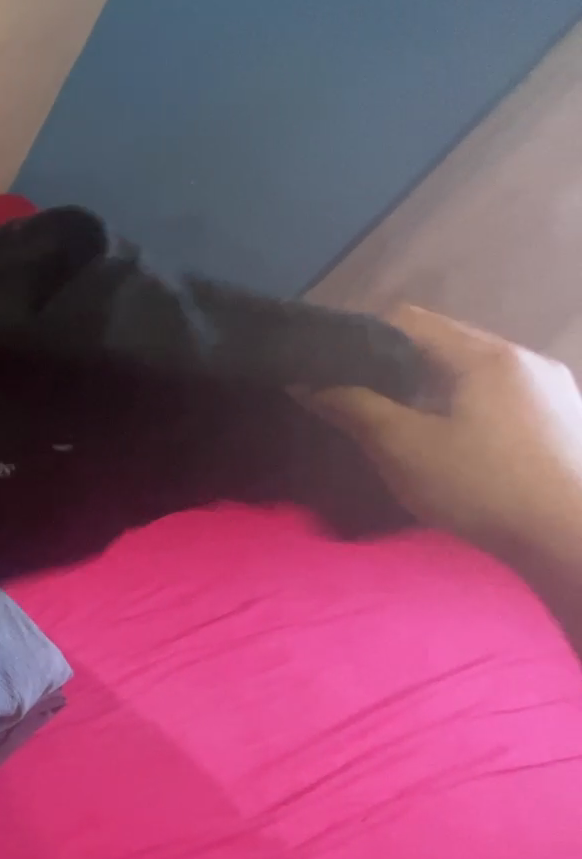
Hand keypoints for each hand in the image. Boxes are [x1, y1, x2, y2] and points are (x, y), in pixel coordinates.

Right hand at [310, 305, 581, 554]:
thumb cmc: (482, 484)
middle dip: (384, 364)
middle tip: (343, 395)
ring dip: (417, 386)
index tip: (320, 367)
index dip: (354, 338)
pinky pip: (487, 391)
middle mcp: (523, 359)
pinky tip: (436, 435)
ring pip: (461, 369)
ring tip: (384, 418)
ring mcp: (547, 388)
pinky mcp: (555, 416)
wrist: (574, 539)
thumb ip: (349, 405)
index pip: (405, 320)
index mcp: (487, 356)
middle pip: (436, 343)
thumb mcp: (399, 445)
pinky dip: (450, 401)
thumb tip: (303, 382)